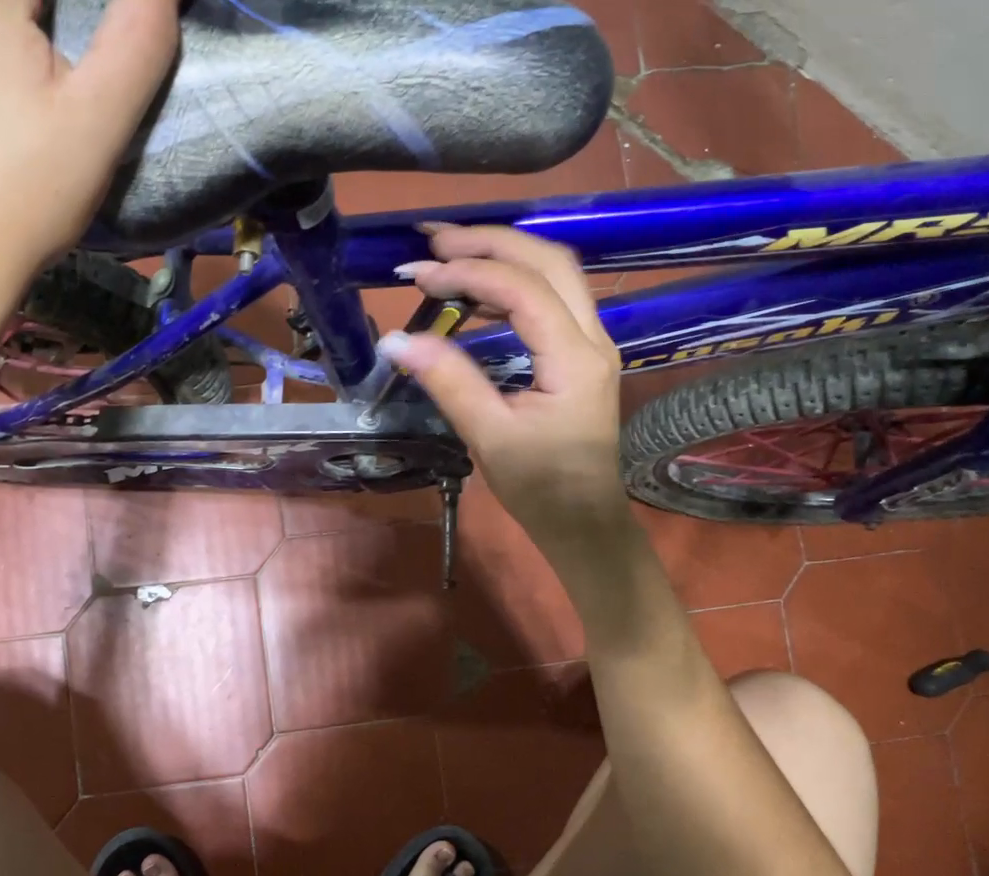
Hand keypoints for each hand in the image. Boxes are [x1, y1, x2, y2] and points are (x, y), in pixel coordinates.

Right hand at [378, 225, 628, 542]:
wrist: (582, 521)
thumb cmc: (540, 487)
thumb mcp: (488, 437)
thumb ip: (448, 382)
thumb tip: (396, 340)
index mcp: (574, 358)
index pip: (522, 290)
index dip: (468, 273)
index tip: (417, 275)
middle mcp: (592, 337)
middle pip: (549, 261)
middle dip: (489, 241)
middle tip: (432, 239)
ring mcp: (591, 342)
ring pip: (555, 272)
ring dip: (503, 253)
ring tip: (448, 252)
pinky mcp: (579, 353)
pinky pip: (551, 296)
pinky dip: (511, 280)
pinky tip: (475, 289)